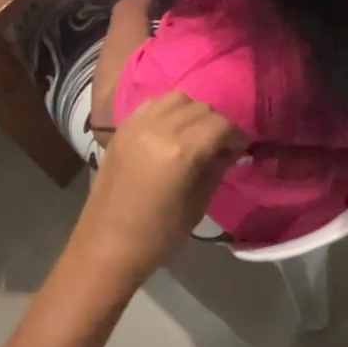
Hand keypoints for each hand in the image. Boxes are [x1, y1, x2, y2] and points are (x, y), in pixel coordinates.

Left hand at [69, 93, 245, 285]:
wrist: (105, 248)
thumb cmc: (157, 236)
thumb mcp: (197, 205)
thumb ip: (217, 168)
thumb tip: (232, 149)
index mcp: (181, 151)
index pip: (221, 125)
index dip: (237, 135)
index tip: (242, 148)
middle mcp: (159, 128)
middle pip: (201, 108)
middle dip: (216, 124)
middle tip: (220, 145)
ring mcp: (137, 125)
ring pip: (177, 98)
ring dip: (192, 112)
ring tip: (194, 134)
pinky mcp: (122, 128)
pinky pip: (153, 104)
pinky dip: (168, 110)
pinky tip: (170, 130)